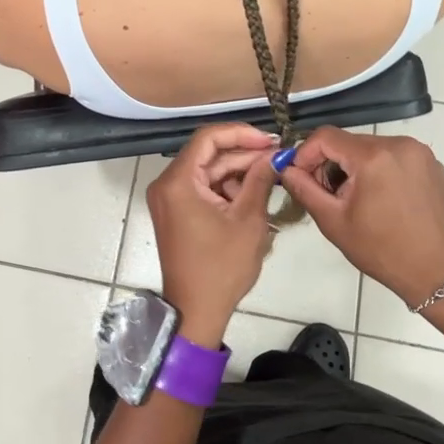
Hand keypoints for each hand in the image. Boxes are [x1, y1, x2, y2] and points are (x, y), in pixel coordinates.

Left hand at [149, 124, 278, 345]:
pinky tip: (253, 193)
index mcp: (178, 182)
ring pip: (206, 171)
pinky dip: (225, 187)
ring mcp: (169, 199)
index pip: (208, 138)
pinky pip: (202, 187)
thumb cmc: (222, 267)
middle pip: (207, 154)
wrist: (197, 310)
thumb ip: (259, 179)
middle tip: (276, 157)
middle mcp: (167, 184)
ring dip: (237, 171)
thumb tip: (274, 154)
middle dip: (243, 154)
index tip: (269, 140)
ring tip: (270, 176)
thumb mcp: (248, 220)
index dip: (241, 133)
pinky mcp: (175, 212)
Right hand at [280, 127, 443, 304]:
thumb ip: (304, 188)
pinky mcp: (431, 163)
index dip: (306, 153)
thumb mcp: (333, 221)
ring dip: (354, 165)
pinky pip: (393, 155)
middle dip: (331, 162)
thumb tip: (285, 168)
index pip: (326, 136)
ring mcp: (419, 152)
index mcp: (373, 157)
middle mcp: (399, 144)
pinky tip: (380, 197)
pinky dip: (379, 168)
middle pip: (349, 141)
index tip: (300, 176)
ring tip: (353, 197)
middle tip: (326, 192)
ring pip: (370, 147)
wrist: (433, 271)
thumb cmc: (379, 249)